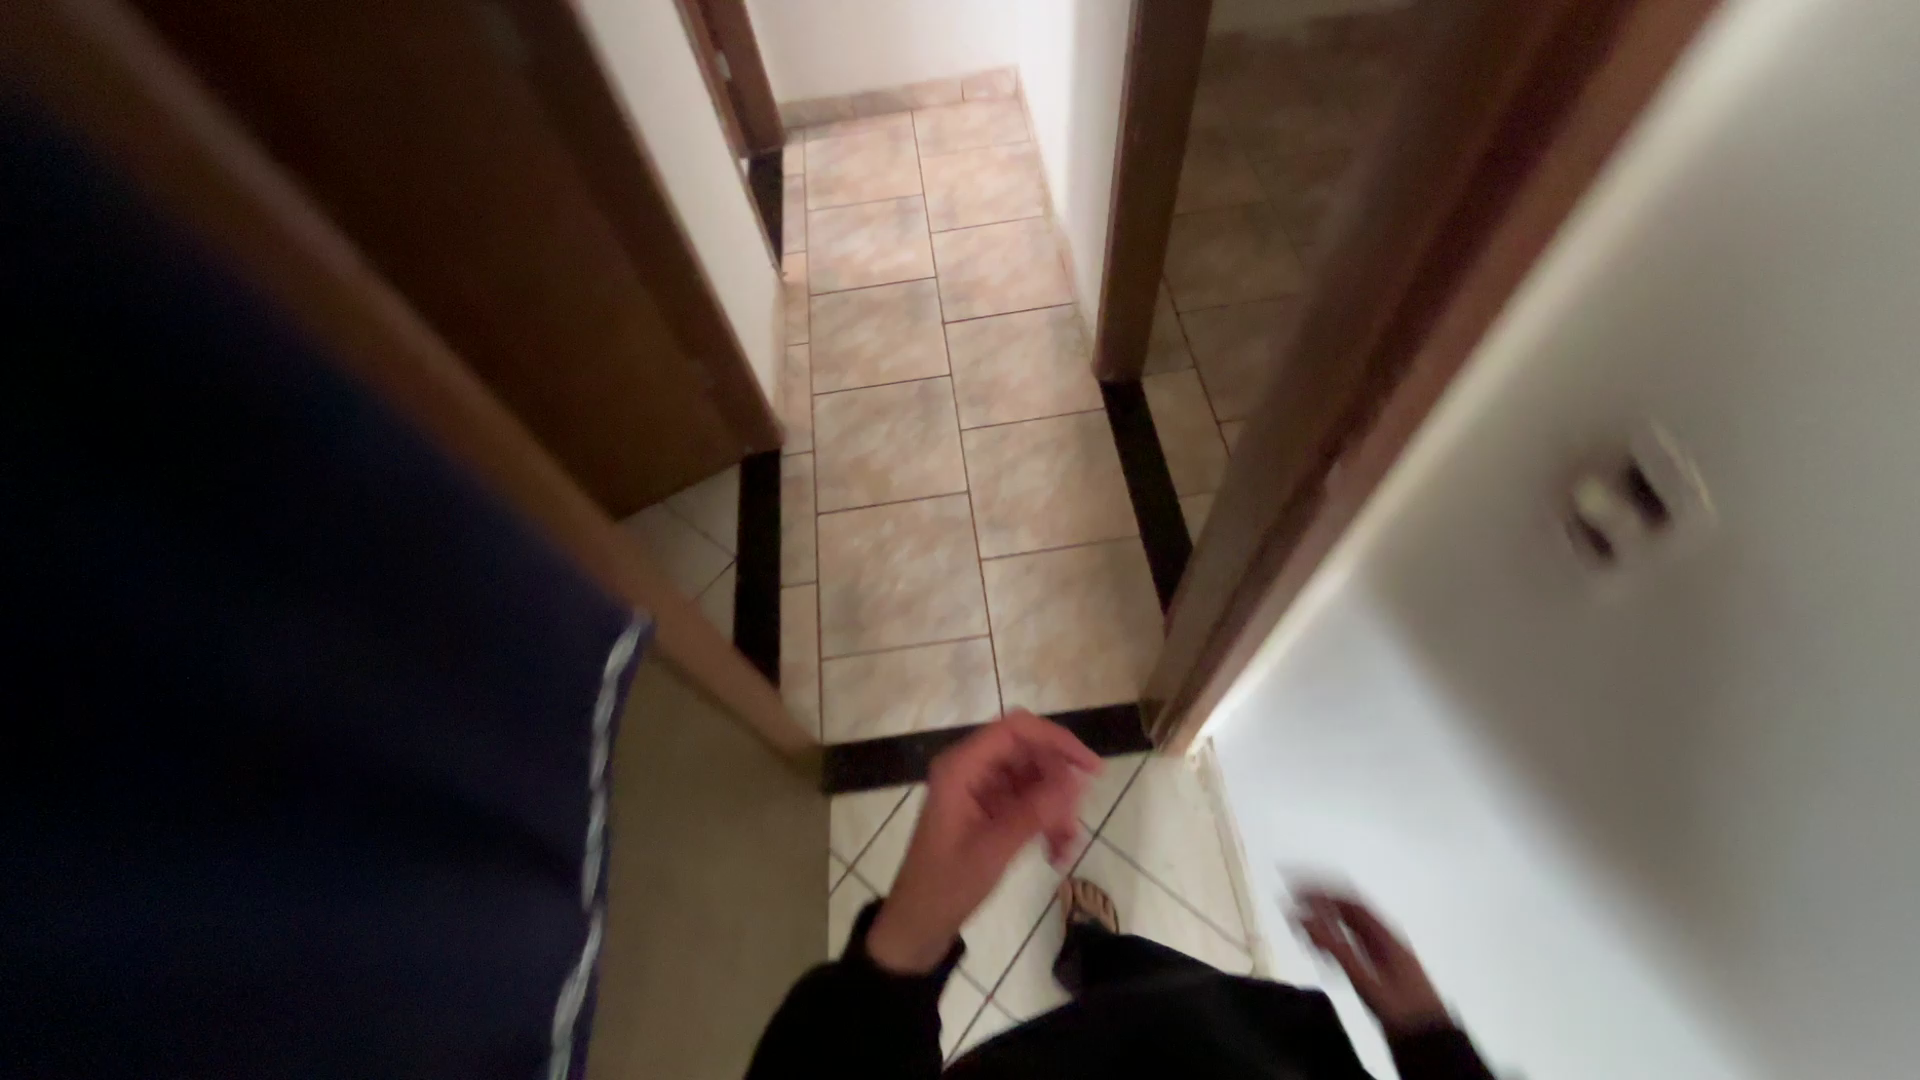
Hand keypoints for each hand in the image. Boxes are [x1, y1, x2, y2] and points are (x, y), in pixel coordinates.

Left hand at [865, 710, 1100, 973]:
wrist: (920, 922)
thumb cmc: (946, 885)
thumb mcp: (992, 850)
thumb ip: (1033, 812)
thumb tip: (1075, 781)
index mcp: (961, 766)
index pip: (1015, 730)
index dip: (1056, 740)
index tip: (1090, 768)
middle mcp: (971, 768)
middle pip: (1029, 753)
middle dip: (1058, 784)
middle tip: (1074, 821)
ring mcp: (981, 787)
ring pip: (1034, 779)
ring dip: (1056, 808)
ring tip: (1066, 846)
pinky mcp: (990, 807)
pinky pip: (1029, 801)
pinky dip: (1046, 821)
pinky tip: (1056, 853)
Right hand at [1297, 890, 1449, 1034]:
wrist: (1434, 1046)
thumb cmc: (1402, 1011)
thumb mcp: (1367, 980)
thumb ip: (1334, 948)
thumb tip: (1301, 917)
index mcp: (1385, 935)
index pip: (1348, 900)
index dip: (1319, 888)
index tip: (1293, 885)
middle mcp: (1383, 939)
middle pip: (1346, 911)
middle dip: (1316, 904)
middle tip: (1290, 904)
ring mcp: (1381, 954)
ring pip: (1346, 928)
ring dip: (1321, 924)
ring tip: (1298, 927)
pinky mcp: (1377, 970)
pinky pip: (1349, 945)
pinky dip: (1329, 941)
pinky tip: (1317, 948)